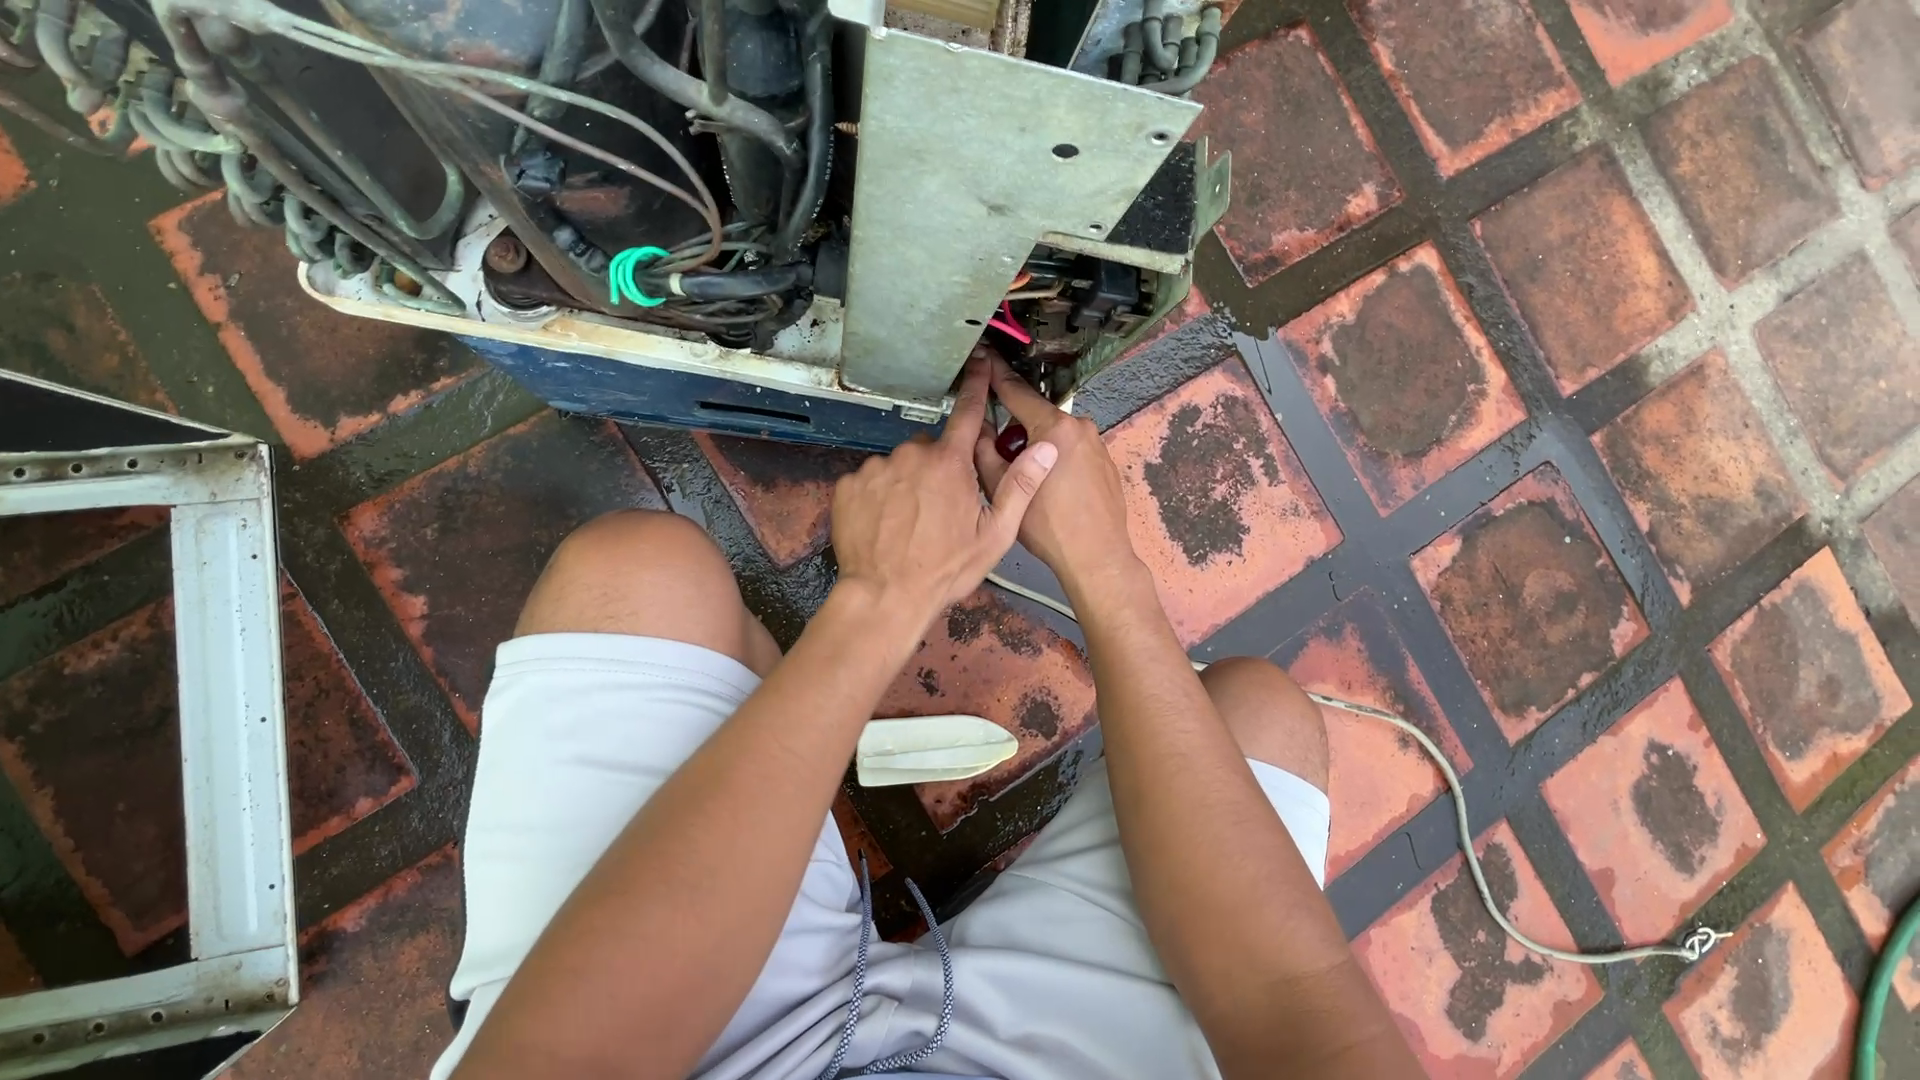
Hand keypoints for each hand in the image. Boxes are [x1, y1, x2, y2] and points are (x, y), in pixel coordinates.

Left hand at [830, 355, 1059, 624]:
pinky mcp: (848, 485)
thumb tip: (1047, 449)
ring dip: (906, 483)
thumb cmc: (944, 570)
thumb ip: (1021, 486)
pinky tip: (885, 524)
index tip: (980, 361)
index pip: (968, 412)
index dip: (976, 385)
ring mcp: (876, 469)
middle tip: (940, 509)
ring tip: (910, 523)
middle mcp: (910, 455)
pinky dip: (878, 496)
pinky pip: (870, 480)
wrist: (885, 596)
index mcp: (949, 463)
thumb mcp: (995, 534)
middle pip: (930, 448)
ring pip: (899, 465)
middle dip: (937, 468)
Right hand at [973, 354, 1141, 595]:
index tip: (984, 358)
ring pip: (1054, 435)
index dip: (995, 375)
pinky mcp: (1105, 461)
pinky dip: (1056, 460)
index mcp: (1053, 428)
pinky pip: (1072, 450)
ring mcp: (1096, 443)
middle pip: (1036, 416)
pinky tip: (1051, 490)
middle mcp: (1079, 427)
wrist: (1096, 555)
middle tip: (1002, 460)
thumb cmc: (1049, 528)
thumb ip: (985, 454)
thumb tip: (977, 433)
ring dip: (1036, 447)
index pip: (1016, 391)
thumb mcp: (1003, 491)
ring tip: (1027, 482)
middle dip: (1016, 431)